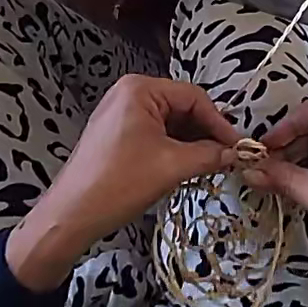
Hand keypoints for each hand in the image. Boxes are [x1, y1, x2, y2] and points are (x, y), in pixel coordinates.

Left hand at [6, 75, 240, 290]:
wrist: (69, 218)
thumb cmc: (118, 183)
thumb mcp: (171, 166)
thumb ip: (209, 154)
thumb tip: (236, 152)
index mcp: (140, 89)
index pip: (194, 97)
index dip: (219, 122)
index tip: (238, 146)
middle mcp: (130, 93)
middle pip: (183, 108)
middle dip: (205, 133)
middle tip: (228, 156)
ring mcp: (122, 113)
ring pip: (171, 122)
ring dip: (192, 143)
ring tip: (212, 165)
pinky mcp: (118, 133)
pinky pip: (156, 133)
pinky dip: (175, 148)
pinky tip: (189, 166)